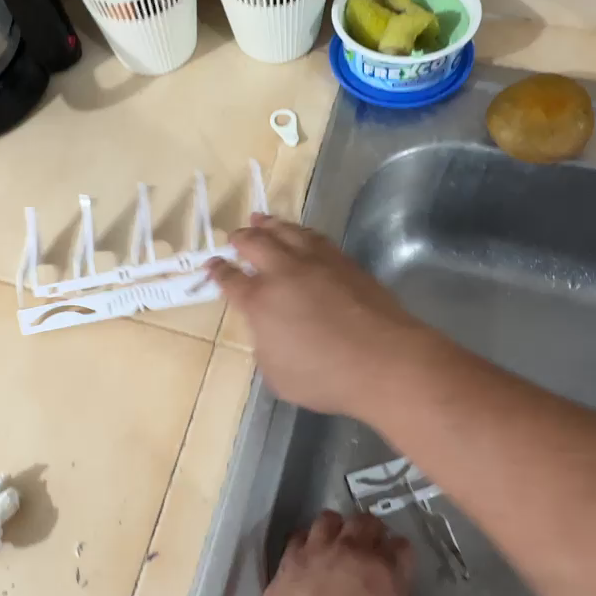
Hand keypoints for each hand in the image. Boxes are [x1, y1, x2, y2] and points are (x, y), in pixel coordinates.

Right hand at [207, 215, 446, 420]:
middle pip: (255, 244)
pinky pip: (315, 237)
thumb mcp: (277, 375)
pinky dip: (300, 231)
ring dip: (269, 224)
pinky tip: (300, 233)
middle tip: (235, 237)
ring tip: (260, 218)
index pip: (231, 280)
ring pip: (286, 232)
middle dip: (241, 238)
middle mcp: (283, 273)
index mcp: (260, 301)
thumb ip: (265, 346)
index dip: (219, 272)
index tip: (212, 266)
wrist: (383, 361)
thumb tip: (269, 330)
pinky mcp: (344, 262)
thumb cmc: (325, 377)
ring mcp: (316, 263)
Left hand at [236, 511, 423, 595]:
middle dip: (372, 531)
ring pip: (329, 519)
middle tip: (370, 548)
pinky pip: (298, 535)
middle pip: (366, 522)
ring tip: (337, 544)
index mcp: (387, 574)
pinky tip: (308, 555)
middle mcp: (353, 553)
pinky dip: (306, 541)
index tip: (398, 565)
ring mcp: (317, 552)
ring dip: (337, 528)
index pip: (402, 546)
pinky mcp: (288, 561)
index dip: (401, 554)